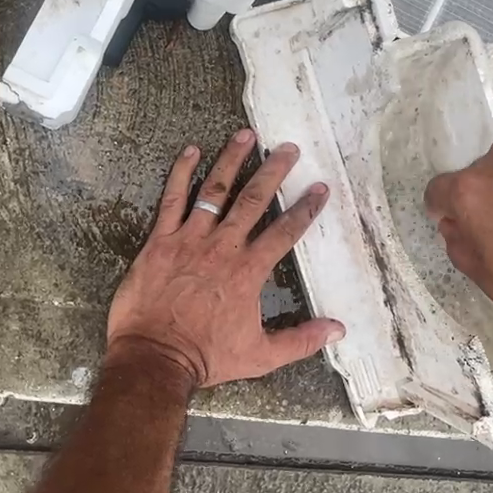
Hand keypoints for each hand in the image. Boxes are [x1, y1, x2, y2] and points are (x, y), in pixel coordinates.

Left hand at [106, 129, 345, 389]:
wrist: (154, 357)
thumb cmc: (207, 357)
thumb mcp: (260, 356)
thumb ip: (300, 340)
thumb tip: (338, 330)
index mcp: (248, 271)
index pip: (284, 232)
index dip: (305, 209)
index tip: (319, 188)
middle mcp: (223, 247)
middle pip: (253, 200)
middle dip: (273, 171)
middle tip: (287, 148)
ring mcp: (189, 239)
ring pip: (214, 191)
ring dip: (232, 160)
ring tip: (246, 135)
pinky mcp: (160, 240)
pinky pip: (171, 199)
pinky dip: (181, 173)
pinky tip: (190, 150)